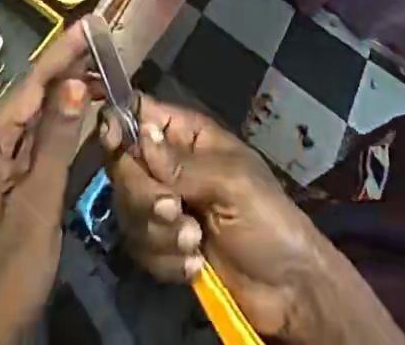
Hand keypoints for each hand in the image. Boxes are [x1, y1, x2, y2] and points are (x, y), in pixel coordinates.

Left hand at [0, 25, 97, 344]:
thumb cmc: (3, 276)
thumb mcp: (35, 209)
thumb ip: (54, 144)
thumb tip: (74, 84)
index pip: (30, 85)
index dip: (62, 52)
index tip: (88, 23)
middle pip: (31, 95)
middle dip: (66, 67)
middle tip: (103, 41)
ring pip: (34, 116)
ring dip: (65, 92)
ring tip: (99, 65)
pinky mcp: (3, 181)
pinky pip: (34, 142)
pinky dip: (59, 125)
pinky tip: (80, 111)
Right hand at [103, 100, 401, 344]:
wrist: (291, 292)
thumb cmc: (270, 220)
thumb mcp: (233, 183)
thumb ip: (183, 163)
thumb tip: (142, 135)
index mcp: (187, 136)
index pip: (139, 113)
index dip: (119, 122)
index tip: (113, 143)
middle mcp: (167, 165)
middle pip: (123, 165)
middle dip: (144, 195)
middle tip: (174, 210)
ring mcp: (163, 206)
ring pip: (128, 209)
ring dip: (159, 233)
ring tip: (196, 244)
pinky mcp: (163, 245)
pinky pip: (139, 246)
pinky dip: (165, 260)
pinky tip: (195, 266)